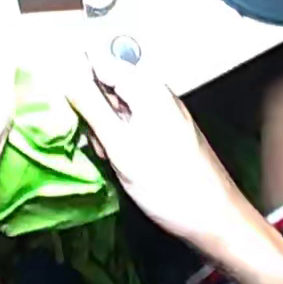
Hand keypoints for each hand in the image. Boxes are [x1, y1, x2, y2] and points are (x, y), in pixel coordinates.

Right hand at [63, 51, 251, 250]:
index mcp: (145, 85)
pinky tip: (126, 160)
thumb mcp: (119, 145)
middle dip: (94, 109)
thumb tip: (65, 75)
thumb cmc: (167, 184)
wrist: (217, 220)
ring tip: (113, 156)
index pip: (97, 62)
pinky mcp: (168, 126)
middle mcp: (156, 88)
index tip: (68, 107)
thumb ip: (90, 105)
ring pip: (119, 103)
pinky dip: (123, 134)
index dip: (77, 82)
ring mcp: (164, 107)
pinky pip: (134, 118)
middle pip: (108, 82)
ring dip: (107, 126)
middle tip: (97, 143)